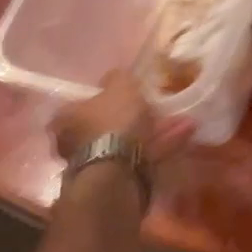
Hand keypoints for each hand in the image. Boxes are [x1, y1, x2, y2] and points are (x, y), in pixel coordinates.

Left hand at [50, 67, 192, 163]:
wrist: (118, 169)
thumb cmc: (113, 121)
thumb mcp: (120, 86)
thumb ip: (118, 77)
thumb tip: (116, 75)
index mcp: (66, 117)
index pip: (85, 102)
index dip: (110, 96)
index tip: (133, 93)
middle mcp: (74, 141)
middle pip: (110, 123)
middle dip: (138, 115)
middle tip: (161, 106)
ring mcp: (96, 161)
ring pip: (130, 140)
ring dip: (156, 129)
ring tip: (184, 119)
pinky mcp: (116, 176)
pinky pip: (142, 154)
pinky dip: (161, 144)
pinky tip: (184, 134)